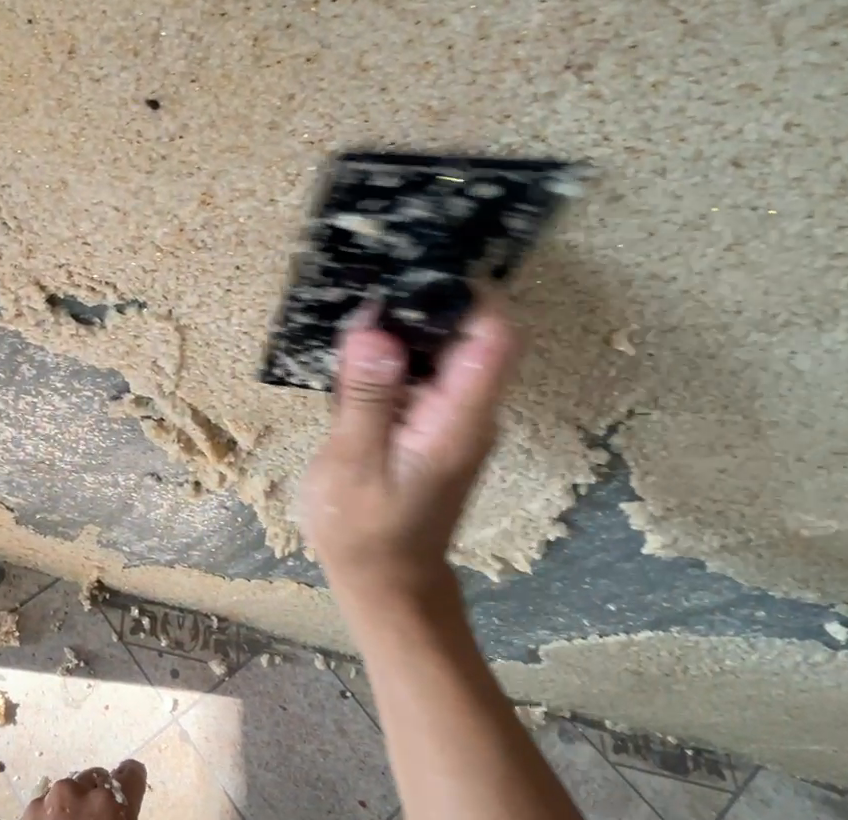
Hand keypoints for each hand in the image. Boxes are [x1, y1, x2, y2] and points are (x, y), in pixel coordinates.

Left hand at [20, 761, 146, 819]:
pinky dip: (52, 811)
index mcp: (111, 806)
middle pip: (96, 778)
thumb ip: (124, 815)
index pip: (131, 775)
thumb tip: (122, 808)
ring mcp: (51, 799)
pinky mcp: (29, 809)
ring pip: (69, 787)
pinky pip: (47, 802)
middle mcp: (80, 792)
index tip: (131, 775)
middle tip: (98, 814)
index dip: (132, 777)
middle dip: (99, 792)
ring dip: (74, 800)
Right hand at [296, 297, 520, 598]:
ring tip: (356, 298)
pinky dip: (393, 351)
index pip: (494, 339)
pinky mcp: (428, 423)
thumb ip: (366, 397)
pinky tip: (353, 343)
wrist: (386, 583)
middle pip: (473, 335)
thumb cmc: (366, 531)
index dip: (471, 293)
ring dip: (407, 322)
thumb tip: (376, 331)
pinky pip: (422, 372)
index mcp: (458, 421)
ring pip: (445, 350)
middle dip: (429, 298)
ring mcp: (450, 418)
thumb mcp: (354, 465)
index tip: (419, 265)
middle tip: (371, 272)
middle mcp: (468, 412)